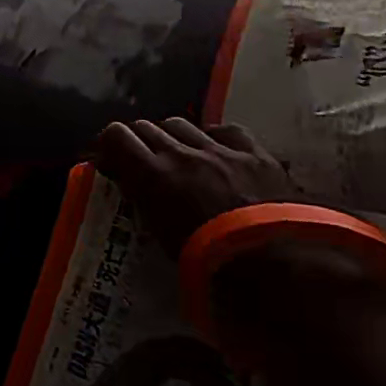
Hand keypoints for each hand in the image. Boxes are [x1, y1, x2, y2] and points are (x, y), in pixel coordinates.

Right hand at [92, 119, 300, 251]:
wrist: (277, 261)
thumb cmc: (207, 256)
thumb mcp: (158, 227)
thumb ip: (138, 193)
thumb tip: (123, 175)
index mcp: (151, 172)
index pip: (115, 134)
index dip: (108, 143)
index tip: (108, 159)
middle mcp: (181, 153)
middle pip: (145, 126)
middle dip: (136, 140)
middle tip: (139, 159)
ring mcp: (219, 150)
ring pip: (180, 123)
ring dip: (170, 136)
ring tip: (176, 154)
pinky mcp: (255, 154)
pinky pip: (225, 131)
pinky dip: (212, 137)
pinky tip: (215, 150)